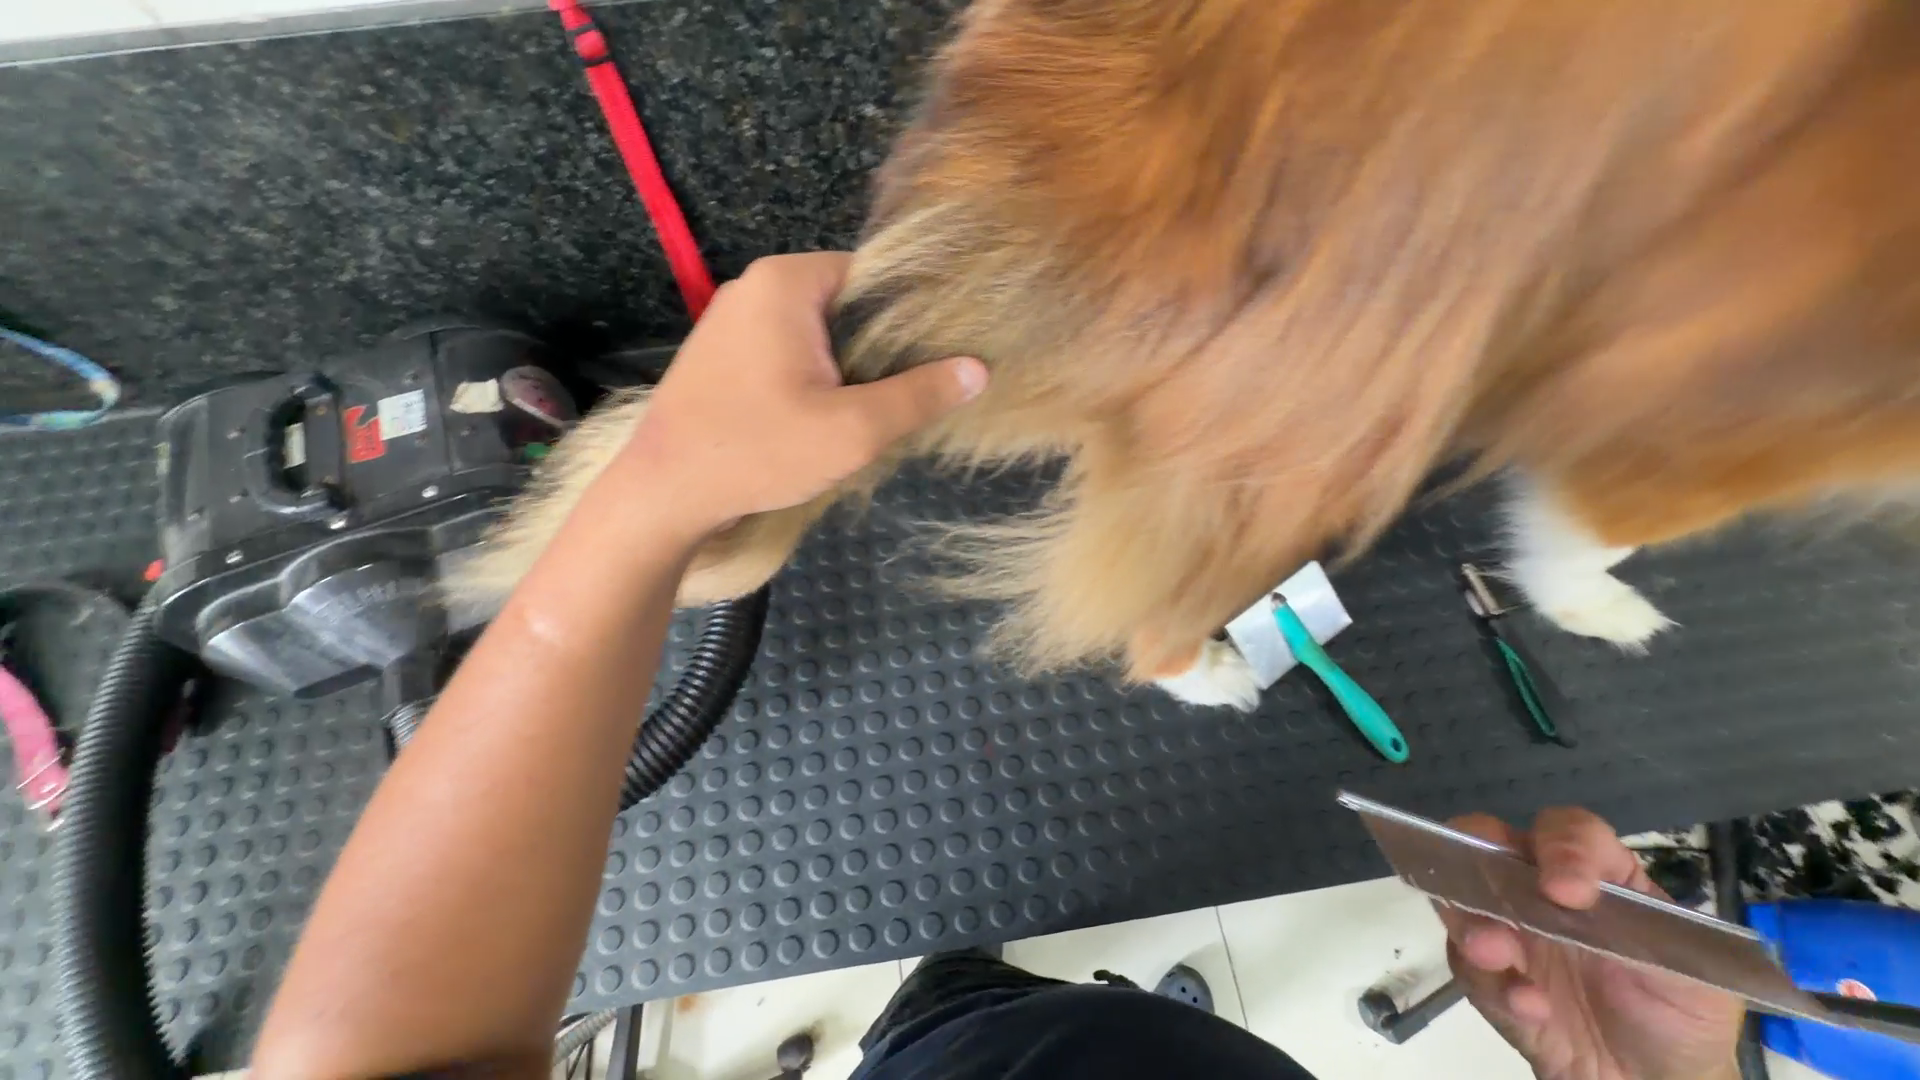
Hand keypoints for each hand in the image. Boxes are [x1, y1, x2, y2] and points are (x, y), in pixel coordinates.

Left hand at [618, 252, 985, 539]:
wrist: (664, 495)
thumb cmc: (758, 452)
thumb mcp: (854, 430)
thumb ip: (920, 395)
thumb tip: (979, 370)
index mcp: (787, 282)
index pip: (875, 275)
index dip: (914, 315)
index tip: (941, 356)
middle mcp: (756, 286)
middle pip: (847, 304)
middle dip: (882, 347)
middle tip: (913, 393)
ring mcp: (732, 320)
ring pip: (819, 333)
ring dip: (850, 368)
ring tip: (877, 410)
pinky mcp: (722, 356)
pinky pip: (789, 353)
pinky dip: (816, 378)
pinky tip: (830, 417)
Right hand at [1441, 808, 1743, 1079]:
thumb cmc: (1680, 1020)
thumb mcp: (1694, 983)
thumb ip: (1646, 939)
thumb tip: (1582, 908)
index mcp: (1594, 873)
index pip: (1568, 832)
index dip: (1562, 848)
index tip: (1566, 892)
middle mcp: (1535, 885)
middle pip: (1486, 839)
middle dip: (1478, 860)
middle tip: (1490, 900)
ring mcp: (1504, 924)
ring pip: (1460, 894)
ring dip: (1472, 922)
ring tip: (1497, 958)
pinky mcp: (1482, 970)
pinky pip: (1465, 962)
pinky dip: (1492, 984)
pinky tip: (1529, 1009)